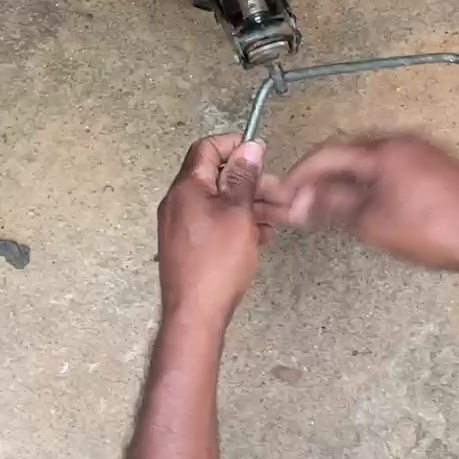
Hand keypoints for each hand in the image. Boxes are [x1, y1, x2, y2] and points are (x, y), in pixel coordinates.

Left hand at [157, 133, 268, 321]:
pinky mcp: (187, 245)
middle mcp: (178, 202)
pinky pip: (214, 223)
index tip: (259, 152)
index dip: (233, 144)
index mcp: (186, 188)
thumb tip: (249, 148)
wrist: (195, 314)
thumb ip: (244, 177)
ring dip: (249, 204)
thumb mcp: (239, 213)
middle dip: (250, 181)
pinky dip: (237, 222)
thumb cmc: (216, 263)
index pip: (206, 148)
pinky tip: (261, 234)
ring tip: (279, 215)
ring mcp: (180, 225)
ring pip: (219, 202)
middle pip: (216, 177)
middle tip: (279, 191)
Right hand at [255, 134, 458, 271]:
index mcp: (383, 149)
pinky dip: (374, 182)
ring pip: (372, 160)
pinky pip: (394, 166)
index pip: (328, 154)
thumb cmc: (434, 230)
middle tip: (308, 201)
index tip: (287, 191)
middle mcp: (403, 141)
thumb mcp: (370, 221)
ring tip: (336, 207)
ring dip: (349, 180)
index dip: (302, 174)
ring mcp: (424, 151)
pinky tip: (371, 204)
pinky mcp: (439, 166)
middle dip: (325, 177)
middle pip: (350, 153)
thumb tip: (303, 199)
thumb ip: (331, 204)